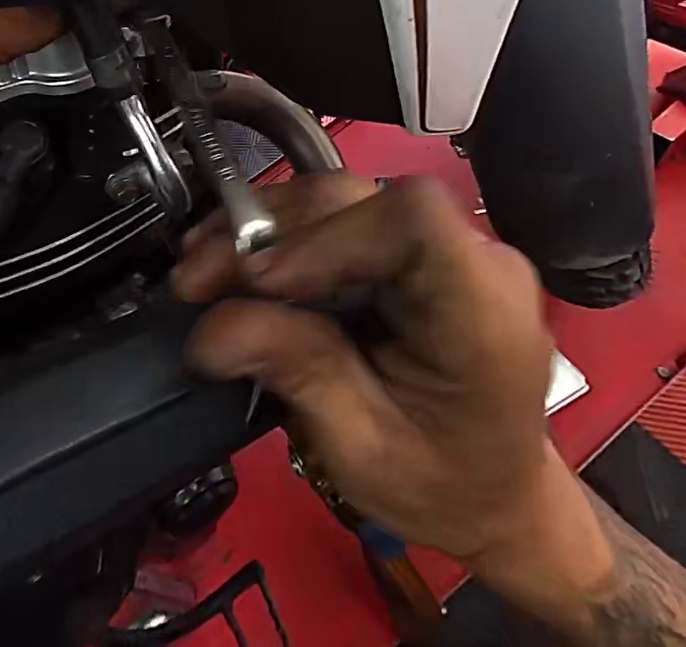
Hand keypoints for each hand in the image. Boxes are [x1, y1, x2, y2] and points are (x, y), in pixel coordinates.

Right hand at [175, 174, 594, 587]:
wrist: (488, 487)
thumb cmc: (441, 482)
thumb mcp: (363, 447)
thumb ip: (297, 374)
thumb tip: (210, 329)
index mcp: (482, 311)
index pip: (411, 221)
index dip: (325, 236)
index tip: (259, 283)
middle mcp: (469, 256)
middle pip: (356, 200)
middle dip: (266, 234)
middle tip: (196, 278)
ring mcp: (437, 241)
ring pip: (334, 198)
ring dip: (259, 227)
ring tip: (201, 265)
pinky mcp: (404, 245)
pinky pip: (332, 216)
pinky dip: (273, 234)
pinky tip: (232, 256)